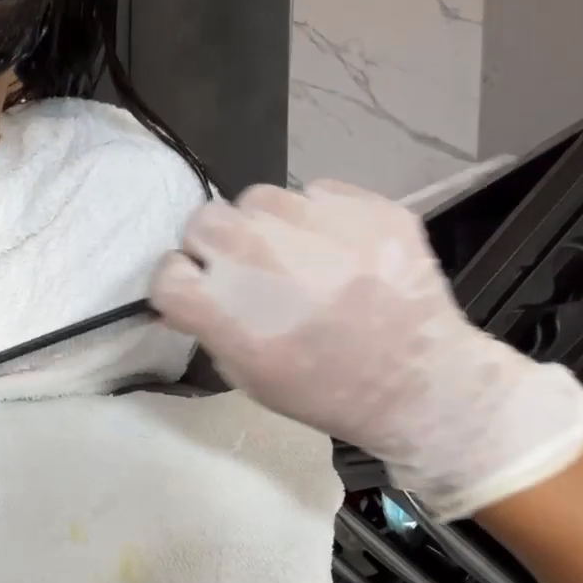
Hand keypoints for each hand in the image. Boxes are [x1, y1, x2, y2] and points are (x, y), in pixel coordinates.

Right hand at [151, 180, 582, 518]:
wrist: (414, 382)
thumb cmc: (320, 390)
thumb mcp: (247, 376)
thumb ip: (209, 328)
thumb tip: (181, 297)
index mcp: (230, 313)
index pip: (167, 273)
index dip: (176, 283)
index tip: (193, 291)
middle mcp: (265, 261)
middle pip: (203, 221)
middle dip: (211, 245)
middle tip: (237, 268)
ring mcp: (319, 228)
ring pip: (257, 198)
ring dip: (260, 225)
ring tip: (288, 255)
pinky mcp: (367, 208)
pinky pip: (315, 192)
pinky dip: (313, 218)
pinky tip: (330, 250)